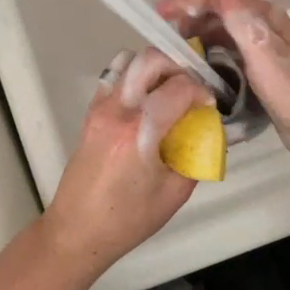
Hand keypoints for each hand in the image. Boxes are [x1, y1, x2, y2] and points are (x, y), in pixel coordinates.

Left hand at [42, 49, 203, 272]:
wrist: (77, 230)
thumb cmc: (128, 219)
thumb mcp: (175, 192)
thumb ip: (197, 155)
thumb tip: (212, 131)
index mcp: (140, 131)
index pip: (178, 87)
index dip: (201, 90)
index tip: (210, 106)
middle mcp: (117, 110)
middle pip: (150, 59)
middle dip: (178, 65)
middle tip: (192, 88)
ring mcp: (99, 107)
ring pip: (129, 61)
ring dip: (154, 68)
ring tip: (170, 90)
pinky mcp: (90, 112)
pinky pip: (113, 78)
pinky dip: (134, 77)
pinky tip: (147, 101)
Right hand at [157, 0, 289, 166]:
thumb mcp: (263, 53)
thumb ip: (242, 15)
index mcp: (264, 16)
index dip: (185, 1)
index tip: (158, 14)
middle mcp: (262, 27)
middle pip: (217, 13)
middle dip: (187, 21)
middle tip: (161, 40)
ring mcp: (261, 49)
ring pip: (220, 34)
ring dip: (195, 39)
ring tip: (171, 55)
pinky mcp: (258, 70)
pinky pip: (226, 54)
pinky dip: (207, 57)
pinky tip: (194, 71)